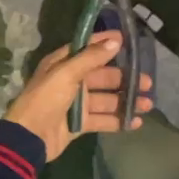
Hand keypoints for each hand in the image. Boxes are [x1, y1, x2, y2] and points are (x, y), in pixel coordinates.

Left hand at [4, 31, 153, 161]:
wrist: (30, 137)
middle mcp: (71, 82)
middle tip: (148, 82)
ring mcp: (76, 104)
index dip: (106, 44)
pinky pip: (103, 119)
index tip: (127, 40)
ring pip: (106, 99)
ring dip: (126, 101)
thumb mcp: (66, 73)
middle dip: (125, 79)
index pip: (87, 49)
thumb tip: (115, 41)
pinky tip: (135, 122)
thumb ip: (91, 58)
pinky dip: (118, 120)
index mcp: (63, 65)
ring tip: (147, 104)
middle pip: (102, 77)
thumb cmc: (46, 99)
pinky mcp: (80, 124)